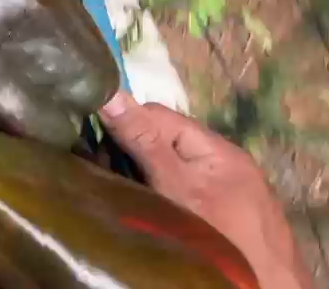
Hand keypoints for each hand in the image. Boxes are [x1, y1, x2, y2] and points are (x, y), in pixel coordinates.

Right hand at [101, 92, 311, 288]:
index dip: (125, 124)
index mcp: (218, 148)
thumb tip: (109, 91)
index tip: (100, 148)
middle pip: (162, 139)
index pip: (156, 114)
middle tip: (111, 175)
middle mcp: (225, 163)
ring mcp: (228, 192)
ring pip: (169, 166)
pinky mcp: (227, 217)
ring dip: (145, 176)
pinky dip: (161, 195)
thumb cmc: (222, 237)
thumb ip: (143, 139)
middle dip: (133, 152)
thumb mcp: (177, 186)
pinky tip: (153, 211)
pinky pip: (182, 190)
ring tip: (130, 194)